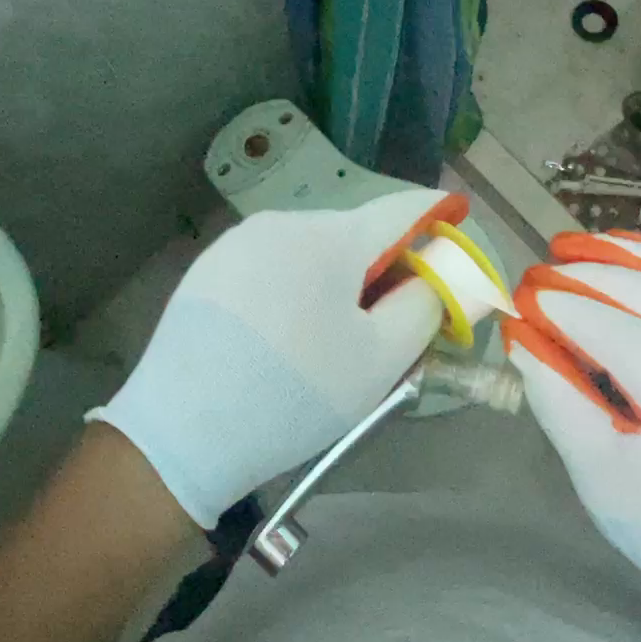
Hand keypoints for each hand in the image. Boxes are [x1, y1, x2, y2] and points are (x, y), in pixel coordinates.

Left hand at [89, 189, 458, 526]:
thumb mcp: (380, 358)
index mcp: (329, 236)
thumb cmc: (295, 394)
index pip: (402, 209)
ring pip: (313, 250)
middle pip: (356, 234)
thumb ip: (425, 303)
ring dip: (341, 279)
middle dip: (386, 265)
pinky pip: (274, 265)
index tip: (458, 213)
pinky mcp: (208, 270)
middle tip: (395, 319)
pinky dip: (299, 286)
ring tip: (336, 336)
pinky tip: (287, 335)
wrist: (182, 432)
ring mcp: (237, 243)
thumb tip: (439, 271)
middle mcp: (282, 222)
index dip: (438, 212)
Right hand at [502, 231, 640, 614]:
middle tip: (540, 270)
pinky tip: (625, 257)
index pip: (627, 338)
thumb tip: (520, 336)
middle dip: (593, 275)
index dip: (570, 310)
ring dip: (631, 256)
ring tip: (576, 246)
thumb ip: (557, 398)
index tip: (524, 295)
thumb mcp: (593, 471)